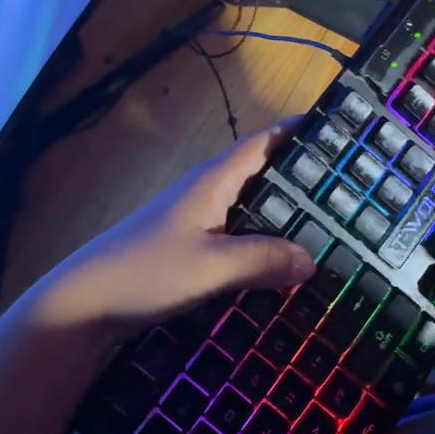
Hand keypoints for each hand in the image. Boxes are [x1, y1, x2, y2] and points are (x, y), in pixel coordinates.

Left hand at [30, 120, 315, 345]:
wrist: (85, 305)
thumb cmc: (146, 271)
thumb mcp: (210, 266)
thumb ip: (262, 260)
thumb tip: (313, 258)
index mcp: (212, 181)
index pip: (262, 143)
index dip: (296, 132)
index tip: (336, 128)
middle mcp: (207, 193)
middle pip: (261, 173)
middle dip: (301, 175)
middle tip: (349, 185)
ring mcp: (197, 221)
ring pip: (251, 206)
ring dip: (284, 211)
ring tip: (330, 224)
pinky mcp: (190, 249)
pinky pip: (239, 235)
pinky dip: (265, 241)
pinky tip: (284, 264)